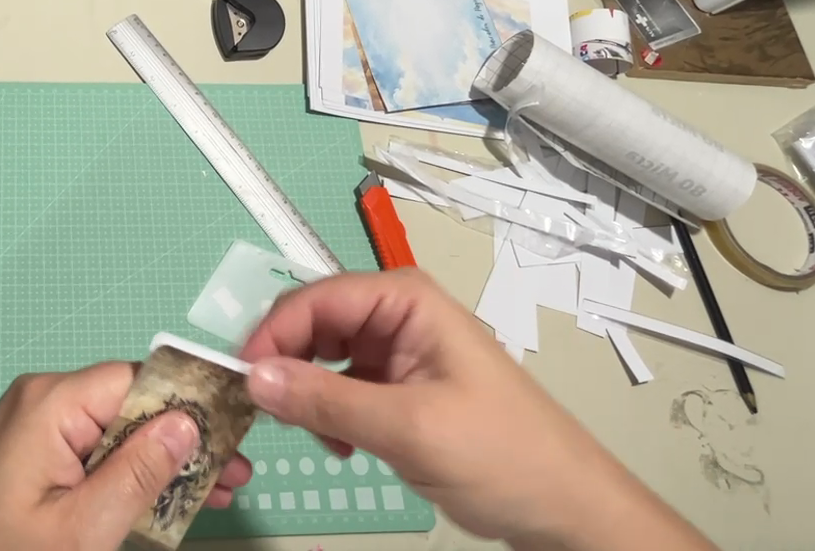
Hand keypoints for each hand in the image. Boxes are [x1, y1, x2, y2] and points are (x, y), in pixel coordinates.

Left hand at [0, 363, 251, 550]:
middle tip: (232, 471)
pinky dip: (128, 470)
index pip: (134, 380)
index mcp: (51, 402)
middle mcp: (43, 399)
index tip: (230, 427)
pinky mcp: (35, 448)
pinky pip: (93, 447)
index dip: (185, 401)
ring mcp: (36, 423)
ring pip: (115, 429)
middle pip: (129, 403)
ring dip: (161, 459)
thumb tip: (186, 423)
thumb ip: (137, 473)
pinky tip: (164, 492)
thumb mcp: (81, 529)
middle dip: (182, 438)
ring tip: (213, 488)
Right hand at [240, 270, 713, 550]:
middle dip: (289, 364)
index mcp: (403, 298)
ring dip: (309, 392)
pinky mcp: (397, 382)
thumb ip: (326, 400)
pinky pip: (340, 383)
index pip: (316, 299)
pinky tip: (342, 444)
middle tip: (271, 411)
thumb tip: (252, 376)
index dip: (274, 333)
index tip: (242, 376)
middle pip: (315, 323)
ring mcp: (396, 347)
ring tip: (318, 435)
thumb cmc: (503, 456)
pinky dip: (329, 411)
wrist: (571, 515)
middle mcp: (395, 312)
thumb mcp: (409, 428)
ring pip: (322, 354)